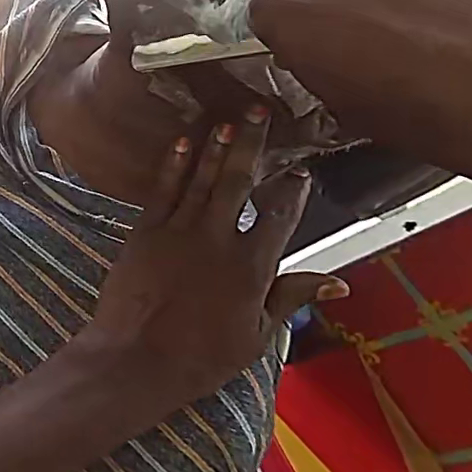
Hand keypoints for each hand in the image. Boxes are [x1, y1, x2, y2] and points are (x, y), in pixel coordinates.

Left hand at [80, 108, 348, 403]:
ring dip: (216, 147)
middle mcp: (216, 240)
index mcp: (251, 268)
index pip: (279, 218)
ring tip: (228, 120)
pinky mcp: (144, 232)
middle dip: (251, 145)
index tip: (300, 172)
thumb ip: (290, 300)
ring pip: (202, 180)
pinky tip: (183, 142)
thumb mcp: (256, 337)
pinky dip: (175, 165)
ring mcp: (177, 232)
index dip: (291, 192)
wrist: (134, 358)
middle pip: (238, 183)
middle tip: (258, 113)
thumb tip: (337, 283)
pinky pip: (163, 190)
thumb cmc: (198, 356)